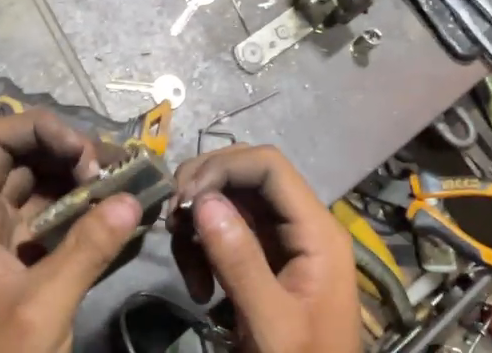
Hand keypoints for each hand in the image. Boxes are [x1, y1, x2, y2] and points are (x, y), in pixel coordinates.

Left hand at [0, 109, 141, 352]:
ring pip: (39, 187)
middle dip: (67, 152)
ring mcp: (2, 242)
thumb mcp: (42, 308)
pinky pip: (52, 220)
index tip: (82, 151)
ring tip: (121, 183)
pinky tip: (115, 213)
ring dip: (79, 180)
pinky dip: (82, 211)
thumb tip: (132, 200)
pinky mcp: (23, 266)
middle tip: (110, 170)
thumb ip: (87, 250)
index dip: (37, 129)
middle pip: (20, 158)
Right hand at [167, 144, 358, 352]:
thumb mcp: (273, 326)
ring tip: (184, 260)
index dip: (224, 168)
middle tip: (174, 220)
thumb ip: (241, 262)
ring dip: (199, 222)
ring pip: (230, 200)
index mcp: (317, 231)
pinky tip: (199, 289)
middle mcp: (300, 225)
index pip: (270, 166)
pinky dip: (202, 248)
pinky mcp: (262, 262)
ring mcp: (280, 242)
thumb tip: (201, 201)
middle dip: (205, 189)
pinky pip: (225, 232)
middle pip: (247, 173)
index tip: (185, 199)